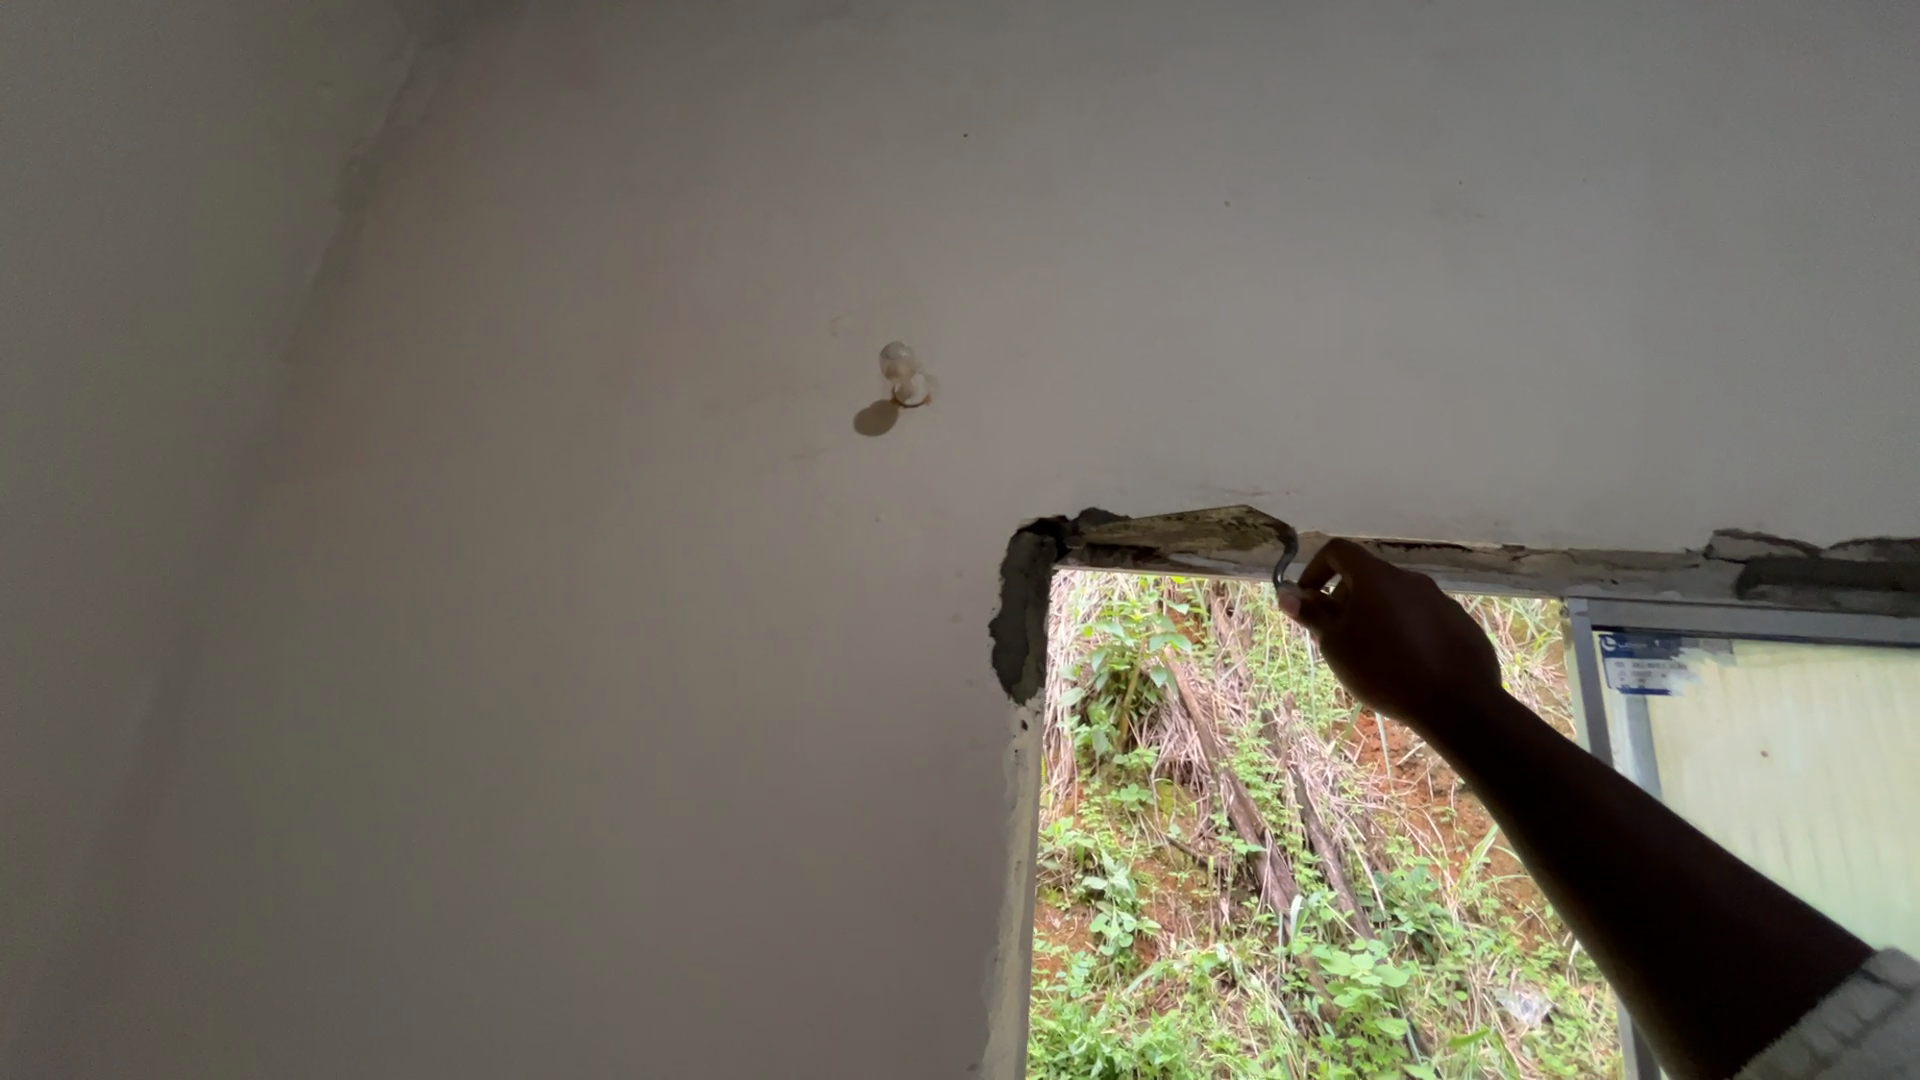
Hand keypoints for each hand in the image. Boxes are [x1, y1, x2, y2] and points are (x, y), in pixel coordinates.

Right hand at [1276, 538, 1504, 735]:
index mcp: (1374, 577)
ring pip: (1394, 597)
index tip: (1308, 600)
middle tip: (1336, 634)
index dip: (1315, 569)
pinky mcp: (1460, 623)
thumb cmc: (1382, 669)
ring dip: (1374, 614)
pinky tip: (1404, 663)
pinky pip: (1421, 616)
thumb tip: (1287, 594)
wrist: (1458, 704)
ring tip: (1370, 653)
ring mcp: (1439, 599)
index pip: (1337, 551)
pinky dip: (1403, 629)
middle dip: (1343, 598)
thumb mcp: (1334, 644)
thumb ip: (1312, 614)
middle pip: (1366, 575)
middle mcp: (1408, 579)